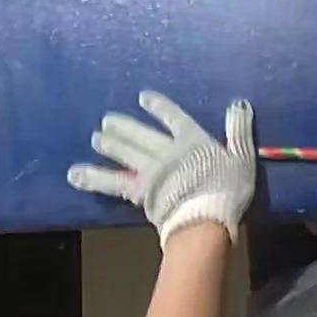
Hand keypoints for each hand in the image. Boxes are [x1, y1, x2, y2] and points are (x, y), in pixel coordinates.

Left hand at [67, 91, 254, 245]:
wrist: (206, 218)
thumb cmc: (228, 189)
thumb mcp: (241, 157)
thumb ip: (238, 130)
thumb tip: (238, 103)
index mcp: (192, 141)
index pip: (174, 118)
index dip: (160, 107)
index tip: (144, 98)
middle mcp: (167, 152)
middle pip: (141, 135)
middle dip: (125, 127)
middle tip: (107, 121)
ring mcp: (150, 171)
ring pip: (124, 154)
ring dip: (109, 145)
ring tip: (95, 139)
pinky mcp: (139, 192)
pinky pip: (112, 183)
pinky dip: (93, 178)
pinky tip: (75, 175)